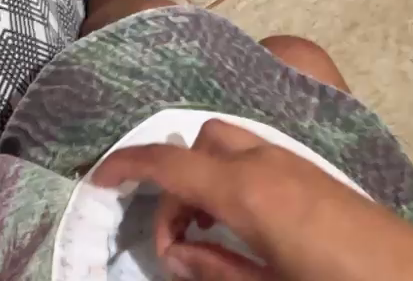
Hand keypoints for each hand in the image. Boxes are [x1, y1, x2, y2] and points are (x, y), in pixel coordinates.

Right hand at [90, 120, 412, 280]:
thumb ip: (216, 268)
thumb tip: (174, 252)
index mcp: (247, 189)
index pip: (169, 163)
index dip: (128, 166)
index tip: (98, 179)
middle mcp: (265, 160)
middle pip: (198, 144)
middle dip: (173, 182)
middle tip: (174, 243)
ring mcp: (293, 162)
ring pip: (226, 146)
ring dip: (202, 180)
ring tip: (205, 239)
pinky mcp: (314, 174)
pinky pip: (254, 159)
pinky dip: (230, 181)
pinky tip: (242, 229)